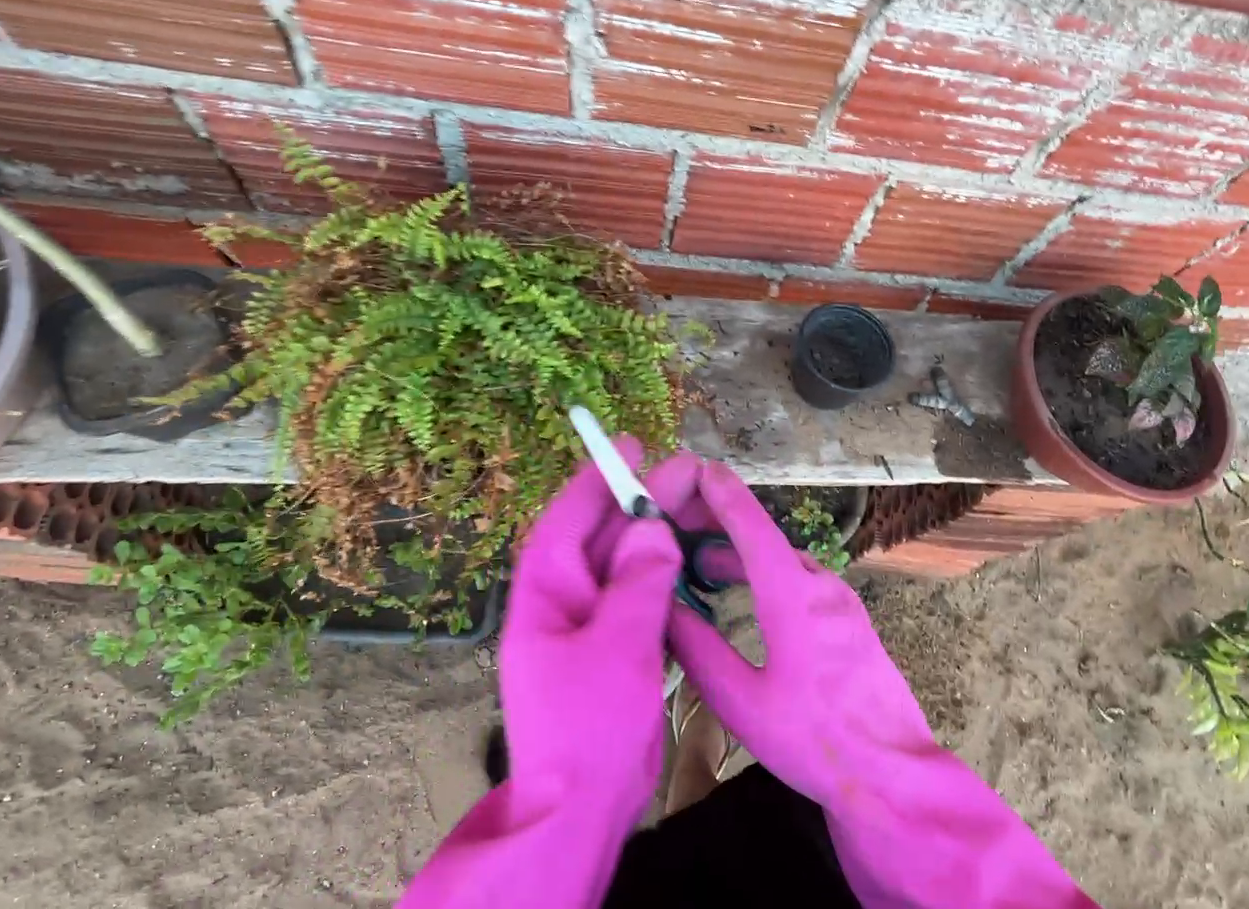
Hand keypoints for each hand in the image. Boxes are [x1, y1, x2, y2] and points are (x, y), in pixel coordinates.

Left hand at [499, 440, 701, 816]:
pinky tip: (693, 557)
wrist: (581, 805)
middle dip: (643, 500)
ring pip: (628, 564)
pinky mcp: (619, 647)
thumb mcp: (616, 646)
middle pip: (606, 534)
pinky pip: (643, 596)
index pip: (570, 518)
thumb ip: (638, 582)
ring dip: (659, 534)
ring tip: (699, 503)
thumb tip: (652, 527)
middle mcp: (568, 599)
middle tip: (689, 468)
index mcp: (549, 592)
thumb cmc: (586, 724)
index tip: (630, 443)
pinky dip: (667, 574)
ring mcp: (594, 624)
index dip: (599, 477)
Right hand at [667, 463, 937, 805]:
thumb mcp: (741, 702)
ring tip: (703, 566)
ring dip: (744, 555)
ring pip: (785, 562)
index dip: (725, 496)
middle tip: (682, 526)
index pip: (754, 530)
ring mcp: (842, 602)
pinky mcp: (850, 620)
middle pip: (767, 541)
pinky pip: (802, 581)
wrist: (891, 772)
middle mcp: (822, 587)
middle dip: (724, 526)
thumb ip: (698, 650)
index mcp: (793, 598)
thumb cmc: (813, 740)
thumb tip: (663, 609)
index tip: (702, 469)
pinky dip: (768, 575)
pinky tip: (747, 596)